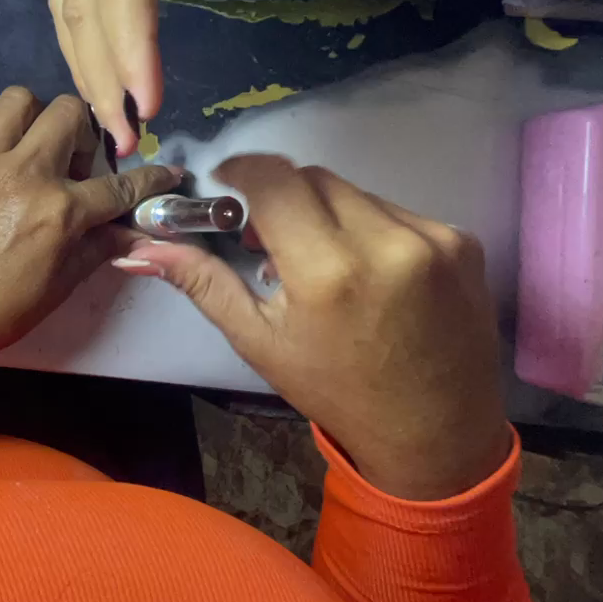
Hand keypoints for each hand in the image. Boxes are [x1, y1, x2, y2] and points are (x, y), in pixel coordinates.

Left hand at [0, 89, 180, 400]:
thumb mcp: (59, 286)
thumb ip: (98, 248)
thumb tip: (136, 232)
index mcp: (60, 211)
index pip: (121, 184)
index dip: (151, 178)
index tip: (165, 173)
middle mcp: (24, 172)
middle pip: (69, 112)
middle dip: (80, 132)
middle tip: (69, 161)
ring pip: (18, 99)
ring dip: (30, 118)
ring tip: (24, 148)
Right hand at [114, 156, 508, 499]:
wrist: (435, 431)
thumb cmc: (332, 389)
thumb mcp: (256, 339)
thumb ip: (201, 282)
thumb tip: (139, 250)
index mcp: (326, 270)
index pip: (275, 181)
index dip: (242, 169)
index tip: (224, 181)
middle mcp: (385, 241)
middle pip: (312, 177)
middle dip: (279, 194)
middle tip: (261, 234)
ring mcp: (432, 238)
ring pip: (353, 190)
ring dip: (321, 209)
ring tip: (315, 258)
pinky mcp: (462, 241)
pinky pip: (393, 209)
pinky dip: (363, 224)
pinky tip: (360, 269)